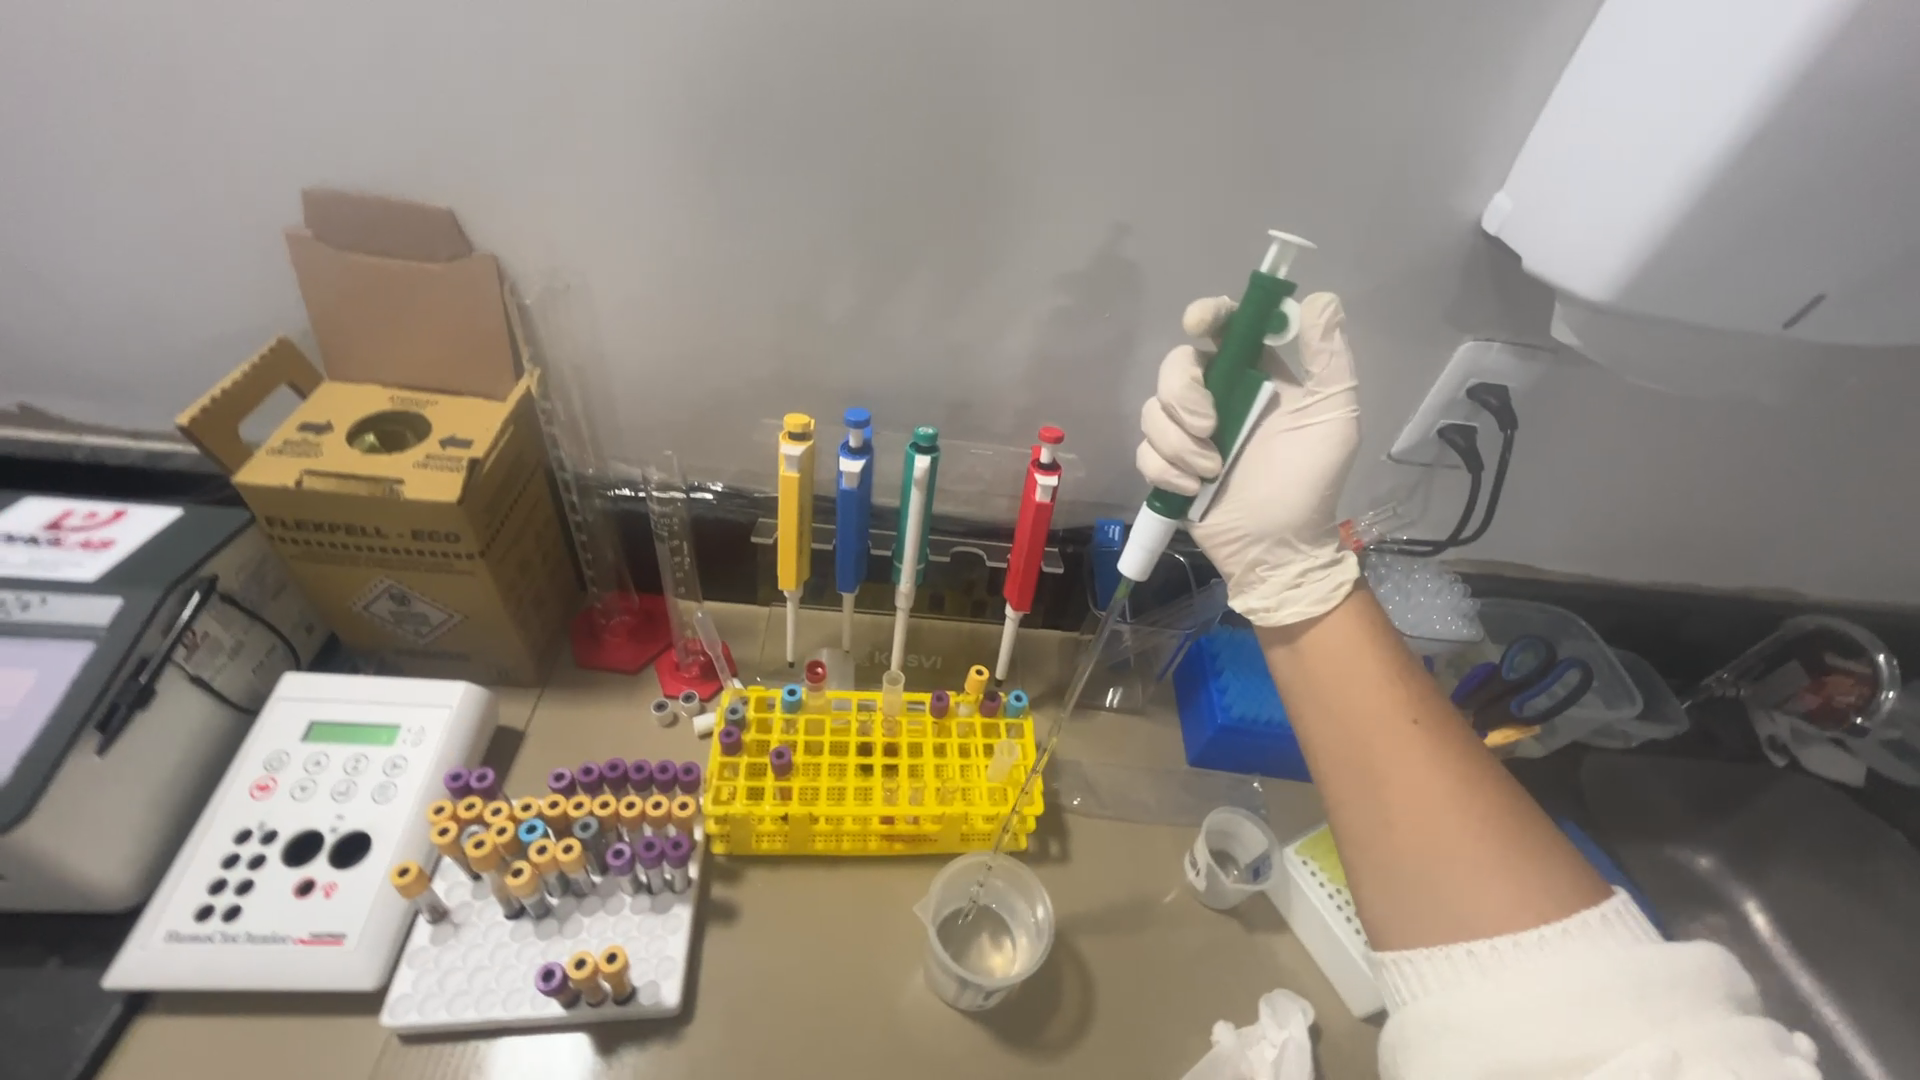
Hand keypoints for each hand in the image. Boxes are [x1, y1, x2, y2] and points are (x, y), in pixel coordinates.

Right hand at [1136, 292, 1360, 626]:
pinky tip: (1194, 490)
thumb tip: (1320, 299)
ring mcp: (1186, 432)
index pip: (1222, 327)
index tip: (1197, 324)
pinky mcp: (1166, 466)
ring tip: (1212, 472)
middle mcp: (1215, 395)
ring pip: (1152, 411)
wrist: (1278, 544)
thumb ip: (1329, 358)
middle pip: (1174, 366)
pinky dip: (1167, 471)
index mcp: (1253, 375)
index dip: (1205, 315)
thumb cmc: (1310, 479)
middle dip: (1183, 394)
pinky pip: (1145, 453)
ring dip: (1180, 443)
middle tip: (1210, 427)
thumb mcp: (1333, 414)